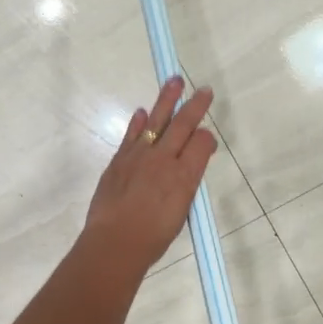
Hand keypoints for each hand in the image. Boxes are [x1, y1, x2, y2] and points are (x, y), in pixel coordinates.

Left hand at [83, 76, 216, 271]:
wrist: (115, 242)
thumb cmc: (152, 238)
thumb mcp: (180, 214)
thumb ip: (184, 187)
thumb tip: (186, 170)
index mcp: (185, 176)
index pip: (202, 143)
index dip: (207, 139)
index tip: (207, 143)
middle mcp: (164, 159)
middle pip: (183, 124)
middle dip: (195, 105)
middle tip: (204, 90)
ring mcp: (139, 157)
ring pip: (155, 121)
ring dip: (166, 99)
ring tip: (174, 81)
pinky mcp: (118, 161)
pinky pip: (131, 135)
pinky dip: (138, 123)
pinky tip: (141, 112)